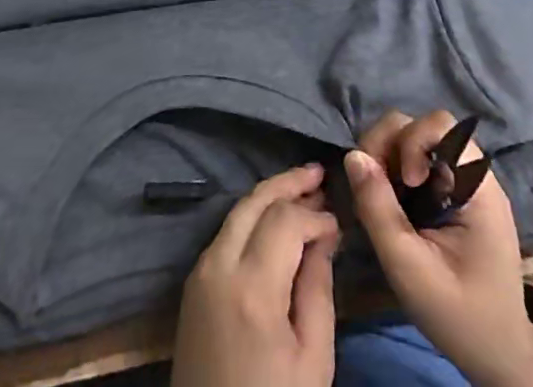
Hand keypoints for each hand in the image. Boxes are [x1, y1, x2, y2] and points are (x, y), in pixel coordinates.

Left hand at [173, 163, 340, 386]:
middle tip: (320, 173)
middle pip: (253, 202)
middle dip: (288, 183)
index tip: (340, 223)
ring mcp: (200, 271)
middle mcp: (218, 265)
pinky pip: (226, 233)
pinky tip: (276, 221)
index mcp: (252, 287)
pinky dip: (252, 217)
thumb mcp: (312, 357)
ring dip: (269, 196)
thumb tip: (323, 236)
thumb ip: (317, 288)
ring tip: (304, 188)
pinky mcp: (193, 282)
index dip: (315, 214)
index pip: (285, 221)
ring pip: (235, 212)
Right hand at [346, 111, 532, 386]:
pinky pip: (418, 164)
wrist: (496, 354)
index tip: (405, 184)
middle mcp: (472, 176)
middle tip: (375, 185)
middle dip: (390, 145)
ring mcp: (462, 185)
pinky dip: (395, 173)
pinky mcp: (451, 197)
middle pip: (424, 127)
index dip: (412, 142)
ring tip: (379, 196)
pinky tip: (390, 204)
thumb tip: (353, 156)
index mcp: (477, 188)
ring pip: (416, 142)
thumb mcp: (409, 267)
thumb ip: (379, 209)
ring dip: (389, 158)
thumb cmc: (458, 315)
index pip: (442, 125)